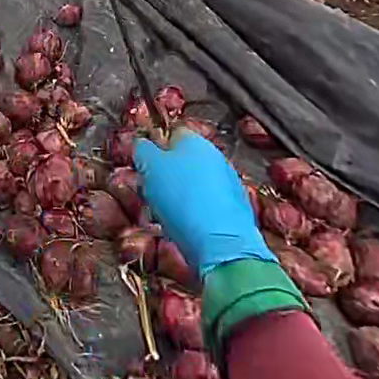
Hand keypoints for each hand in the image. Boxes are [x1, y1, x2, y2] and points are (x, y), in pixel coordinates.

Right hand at [134, 128, 273, 276]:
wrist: (222, 244)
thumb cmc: (182, 199)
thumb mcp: (150, 168)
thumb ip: (143, 150)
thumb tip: (142, 144)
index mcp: (195, 141)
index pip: (171, 134)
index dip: (155, 150)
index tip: (145, 168)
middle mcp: (215, 156)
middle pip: (183, 160)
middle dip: (166, 175)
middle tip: (152, 193)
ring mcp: (228, 182)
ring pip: (194, 183)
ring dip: (180, 195)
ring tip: (167, 214)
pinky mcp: (235, 208)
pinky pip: (207, 204)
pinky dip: (195, 213)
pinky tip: (187, 227)